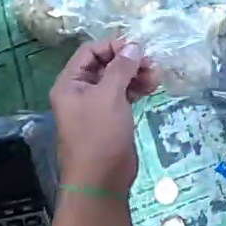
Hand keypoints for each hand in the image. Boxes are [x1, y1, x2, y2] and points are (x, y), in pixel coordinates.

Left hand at [50, 39, 157, 191]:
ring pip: (117, 80)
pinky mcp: (112, 117)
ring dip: (136, 74)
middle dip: (128, 61)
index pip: (90, 52)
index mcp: (70, 84)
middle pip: (105, 64)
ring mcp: (97, 105)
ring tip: (155, 76)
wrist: (101, 179)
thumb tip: (133, 46)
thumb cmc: (99, 135)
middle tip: (151, 63)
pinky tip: (151, 87)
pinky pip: (124, 95)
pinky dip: (137, 88)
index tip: (138, 47)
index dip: (113, 46)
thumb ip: (121, 68)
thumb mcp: (109, 96)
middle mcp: (81, 91)